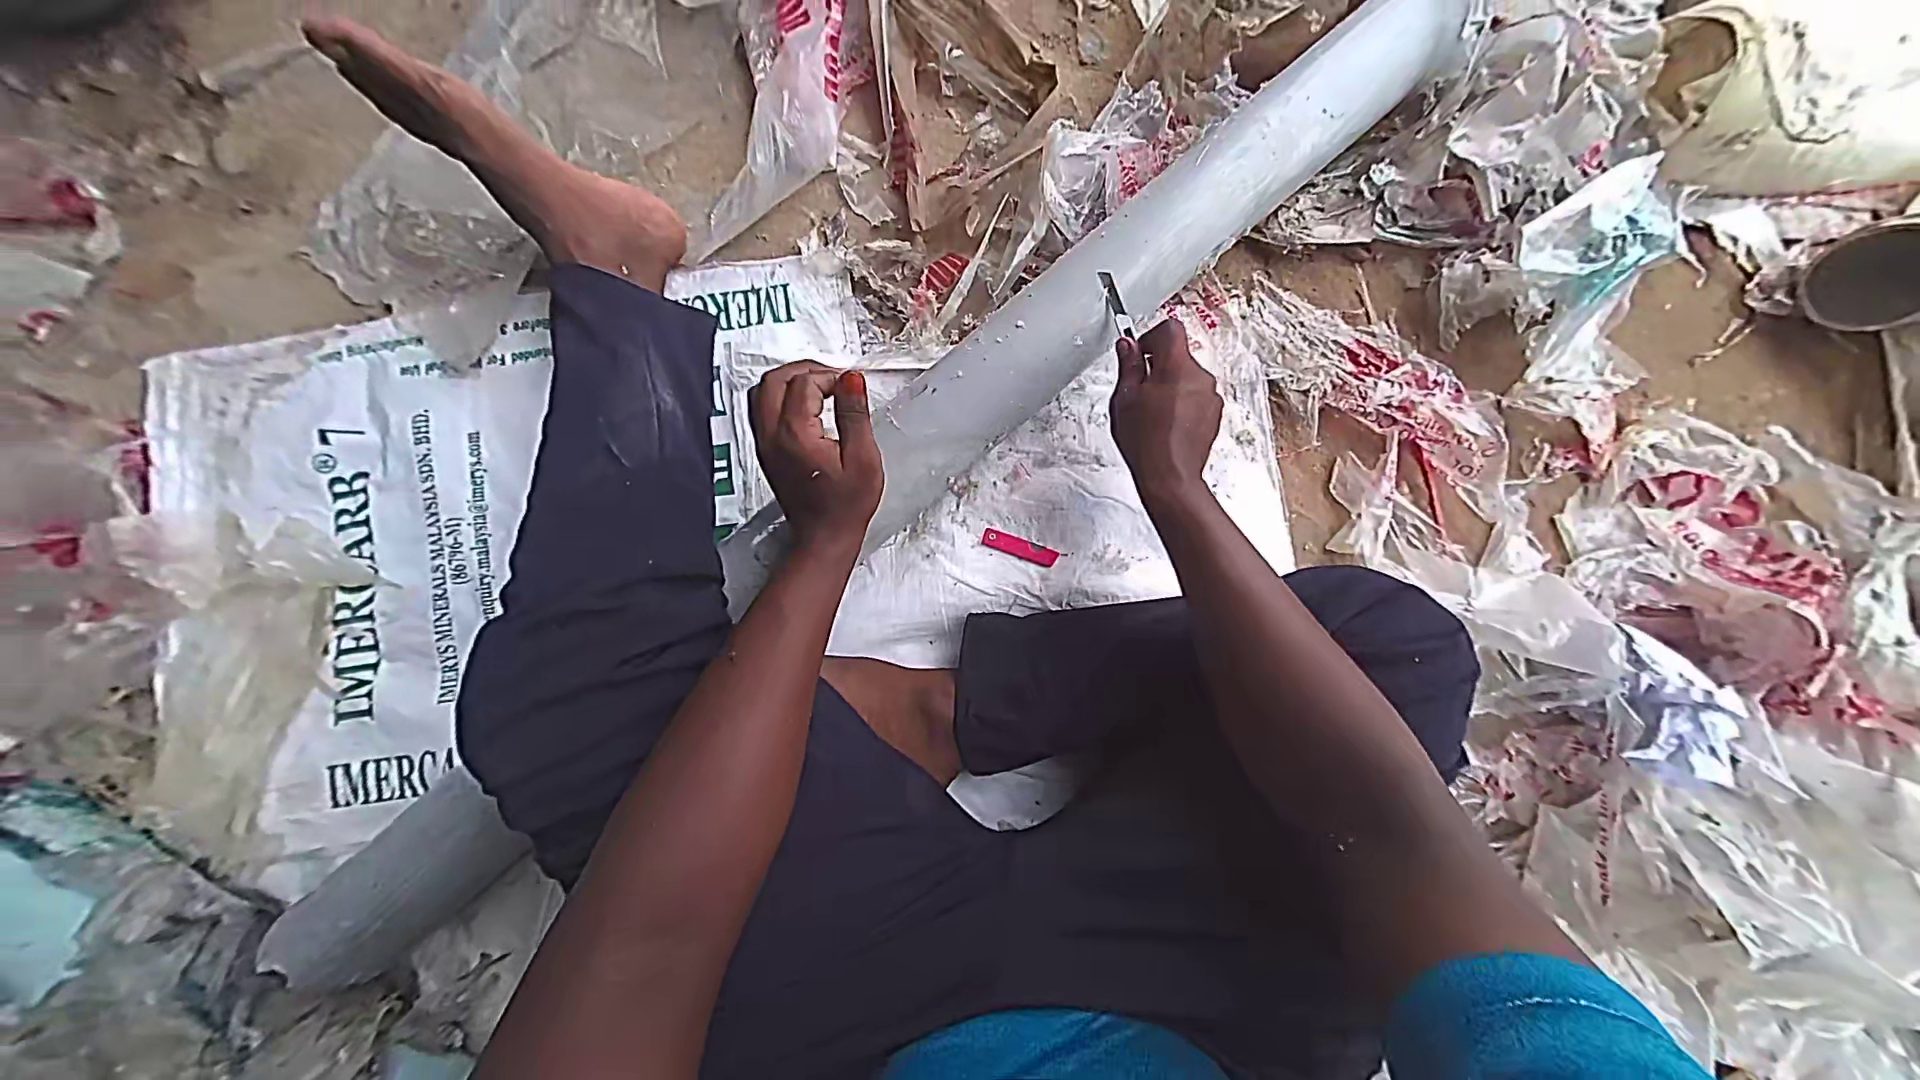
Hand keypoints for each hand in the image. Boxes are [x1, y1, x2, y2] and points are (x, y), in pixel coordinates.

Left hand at [750, 361, 884, 552]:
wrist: (825, 537)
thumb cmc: (845, 506)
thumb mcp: (863, 458)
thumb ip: (855, 414)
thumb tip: (851, 379)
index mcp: (795, 435)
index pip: (805, 383)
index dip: (831, 377)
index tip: (851, 388)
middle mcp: (772, 436)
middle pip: (775, 379)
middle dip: (806, 370)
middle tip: (834, 379)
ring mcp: (764, 444)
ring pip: (763, 391)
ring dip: (790, 381)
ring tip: (820, 388)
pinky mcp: (766, 451)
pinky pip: (762, 410)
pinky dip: (781, 397)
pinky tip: (805, 406)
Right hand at [1109, 318, 1221, 504]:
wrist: (1170, 476)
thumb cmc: (1147, 443)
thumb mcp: (1124, 400)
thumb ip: (1127, 367)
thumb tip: (1127, 346)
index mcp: (1176, 367)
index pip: (1169, 329)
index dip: (1150, 337)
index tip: (1137, 352)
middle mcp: (1200, 377)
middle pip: (1178, 355)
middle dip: (1157, 366)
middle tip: (1138, 388)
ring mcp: (1210, 396)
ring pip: (1186, 377)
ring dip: (1169, 386)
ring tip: (1150, 412)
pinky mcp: (1214, 412)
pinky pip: (1195, 396)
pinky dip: (1181, 403)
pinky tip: (1164, 423)